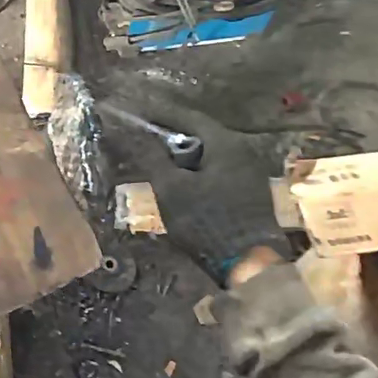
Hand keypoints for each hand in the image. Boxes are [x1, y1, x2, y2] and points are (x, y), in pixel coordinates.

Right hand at [116, 99, 293, 281]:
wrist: (248, 264)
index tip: (135, 113)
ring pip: (208, 154)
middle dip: (169, 135)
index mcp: (225, 142)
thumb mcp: (170, 188)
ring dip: (182, 155)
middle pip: (199, 134)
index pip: (186, 116)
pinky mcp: (249, 193)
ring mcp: (248, 172)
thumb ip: (150, 156)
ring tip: (156, 161)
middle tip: (142, 138)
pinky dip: (194, 171)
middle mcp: (241, 150)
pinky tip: (180, 183)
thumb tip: (128, 130)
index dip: (158, 114)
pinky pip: (216, 170)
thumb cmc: (206, 221)